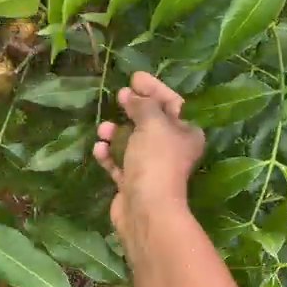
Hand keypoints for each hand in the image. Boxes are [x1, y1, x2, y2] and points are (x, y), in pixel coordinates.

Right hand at [91, 71, 205, 235]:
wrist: (146, 208)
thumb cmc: (156, 160)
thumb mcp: (152, 123)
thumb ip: (143, 105)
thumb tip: (132, 96)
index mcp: (187, 133)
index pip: (173, 104)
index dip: (154, 89)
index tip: (135, 77)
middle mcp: (171, 150)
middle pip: (151, 123)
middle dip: (133, 109)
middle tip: (119, 96)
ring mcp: (151, 168)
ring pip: (132, 143)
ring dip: (116, 133)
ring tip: (103, 129)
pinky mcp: (132, 184)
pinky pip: (119, 164)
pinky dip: (109, 155)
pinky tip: (99, 149)